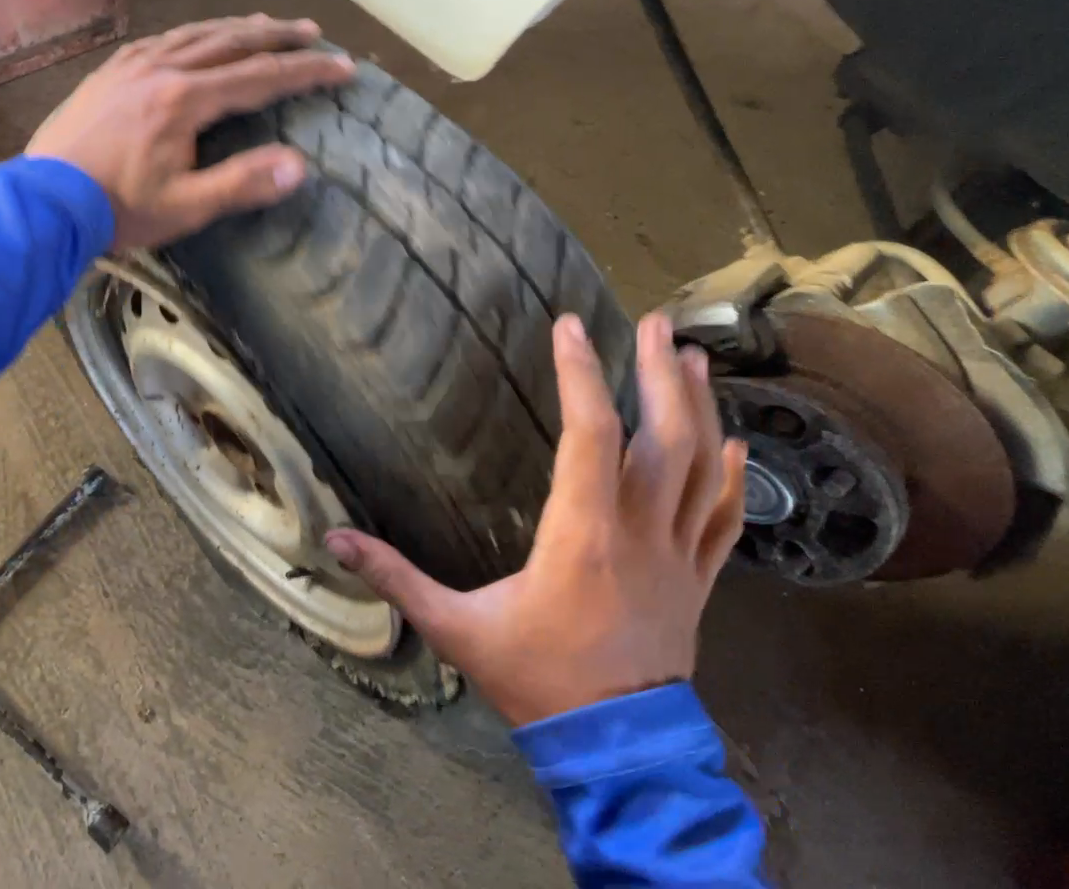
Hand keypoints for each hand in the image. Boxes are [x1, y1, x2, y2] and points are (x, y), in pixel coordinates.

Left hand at [27, 15, 355, 250]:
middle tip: (312, 32)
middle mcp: (162, 69)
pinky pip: (160, 40)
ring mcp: (131, 66)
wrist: (44, 201)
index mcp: (185, 100)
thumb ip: (242, 184)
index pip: (261, 77)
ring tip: (264, 25)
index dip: (306, 72)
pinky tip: (196, 37)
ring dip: (236, 27)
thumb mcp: (184, 208)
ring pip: (195, 34)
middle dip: (276, 36)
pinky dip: (191, 34)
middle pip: (231, 42)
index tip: (343, 67)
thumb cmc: (117, 210)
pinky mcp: (109, 72)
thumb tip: (300, 166)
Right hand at [324, 313, 747, 726]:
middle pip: (664, 440)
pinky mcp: (698, 581)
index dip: (580, 376)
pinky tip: (735, 445)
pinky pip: (725, 520)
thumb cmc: (534, 678)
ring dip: (699, 411)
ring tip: (692, 361)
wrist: (616, 747)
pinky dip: (734, 477)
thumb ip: (396, 578)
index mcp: (581, 535)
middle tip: (655, 322)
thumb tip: (333, 540)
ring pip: (703, 471)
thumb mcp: (455, 627)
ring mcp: (678, 557)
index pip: (589, 437)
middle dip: (658, 376)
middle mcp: (638, 533)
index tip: (570, 327)